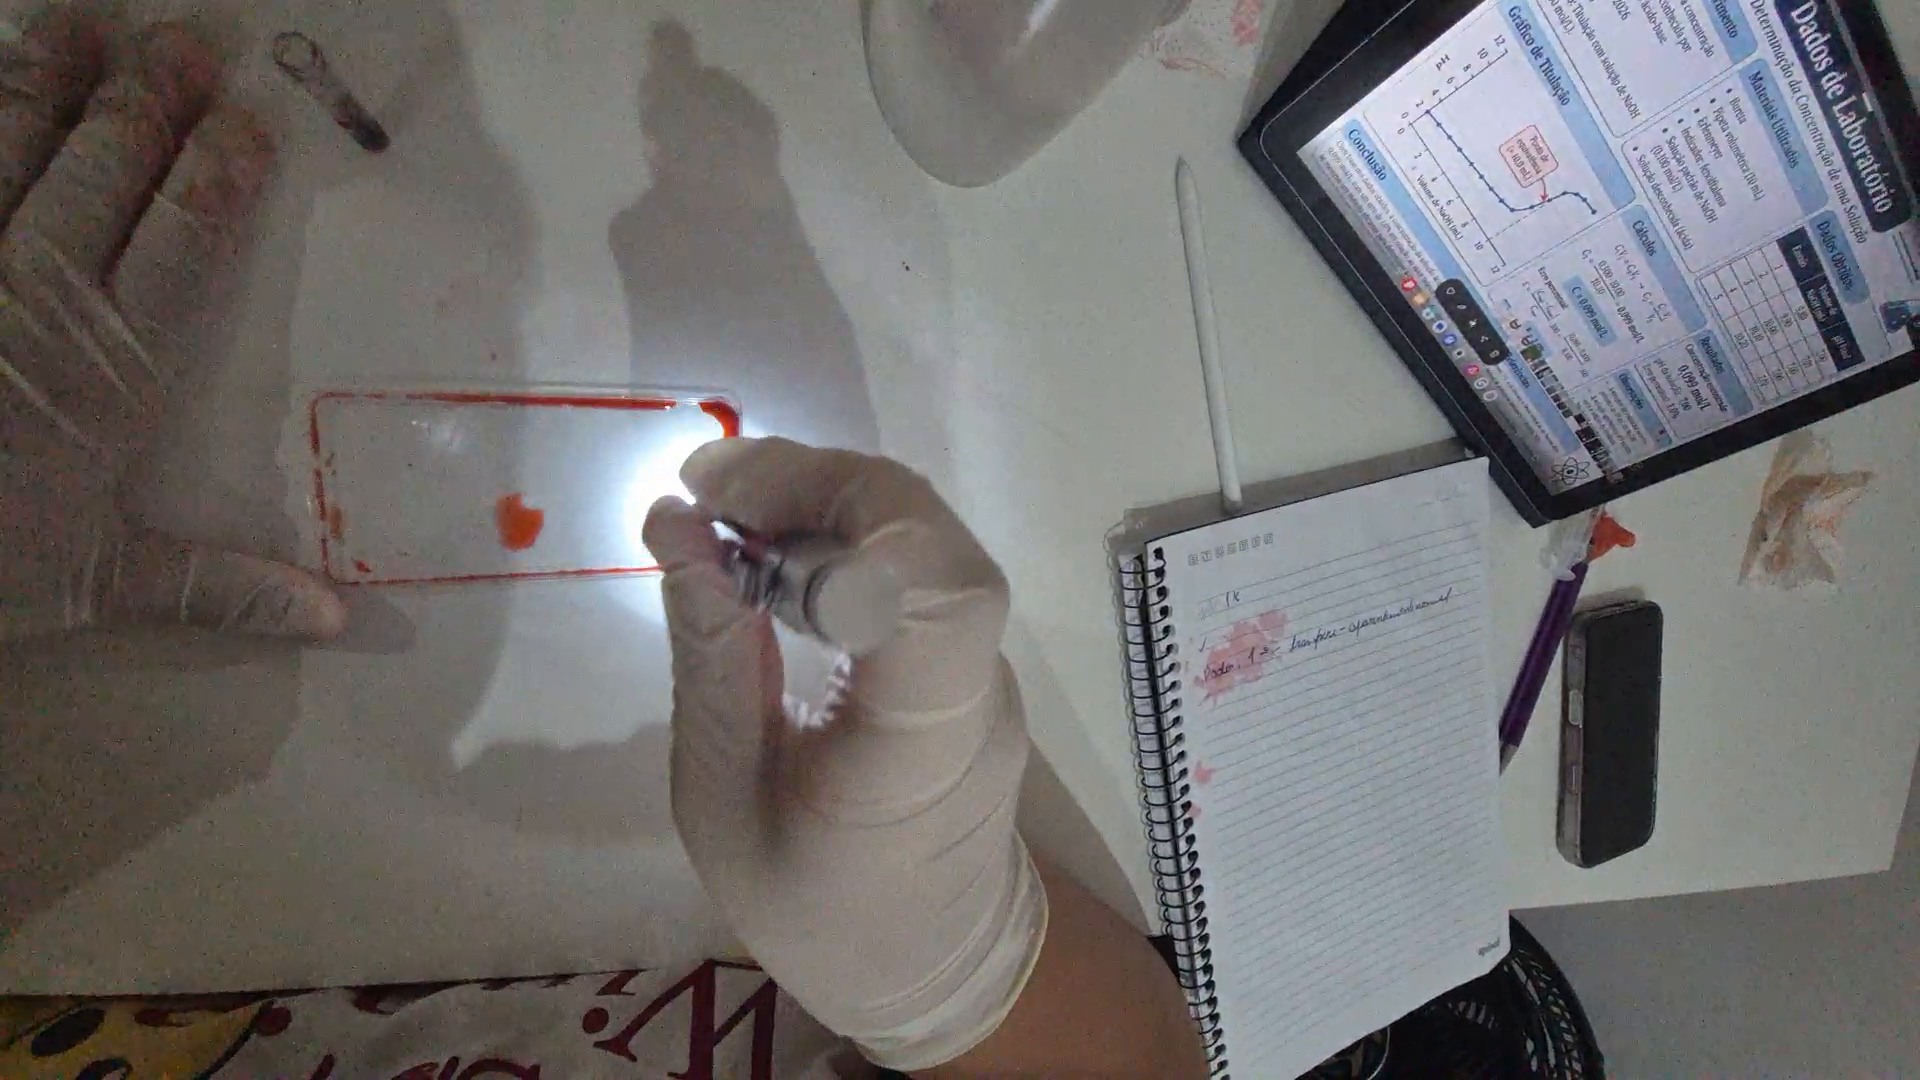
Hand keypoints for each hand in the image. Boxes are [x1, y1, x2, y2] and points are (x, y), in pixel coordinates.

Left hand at [0, 12, 343, 640]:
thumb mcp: (97, 586)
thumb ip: (222, 590)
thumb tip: (342, 619)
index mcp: (100, 363)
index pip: (178, 249)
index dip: (214, 182)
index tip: (246, 121)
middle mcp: (21, 295)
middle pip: (97, 181)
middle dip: (144, 108)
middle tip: (181, 41)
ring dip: (41, 84)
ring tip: (79, 24)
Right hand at [644, 438, 1044, 1071]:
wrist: (940, 955)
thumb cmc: (820, 907)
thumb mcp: (723, 799)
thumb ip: (710, 657)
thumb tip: (677, 524)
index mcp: (918, 748)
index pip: (933, 598)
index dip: (841, 520)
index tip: (717, 498)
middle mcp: (979, 688)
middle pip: (935, 543)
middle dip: (820, 486)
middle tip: (710, 484)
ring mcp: (991, 665)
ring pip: (933, 538)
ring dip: (831, 498)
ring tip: (735, 508)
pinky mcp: (977, 656)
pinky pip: (925, 564)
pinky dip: (851, 530)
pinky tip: (787, 543)